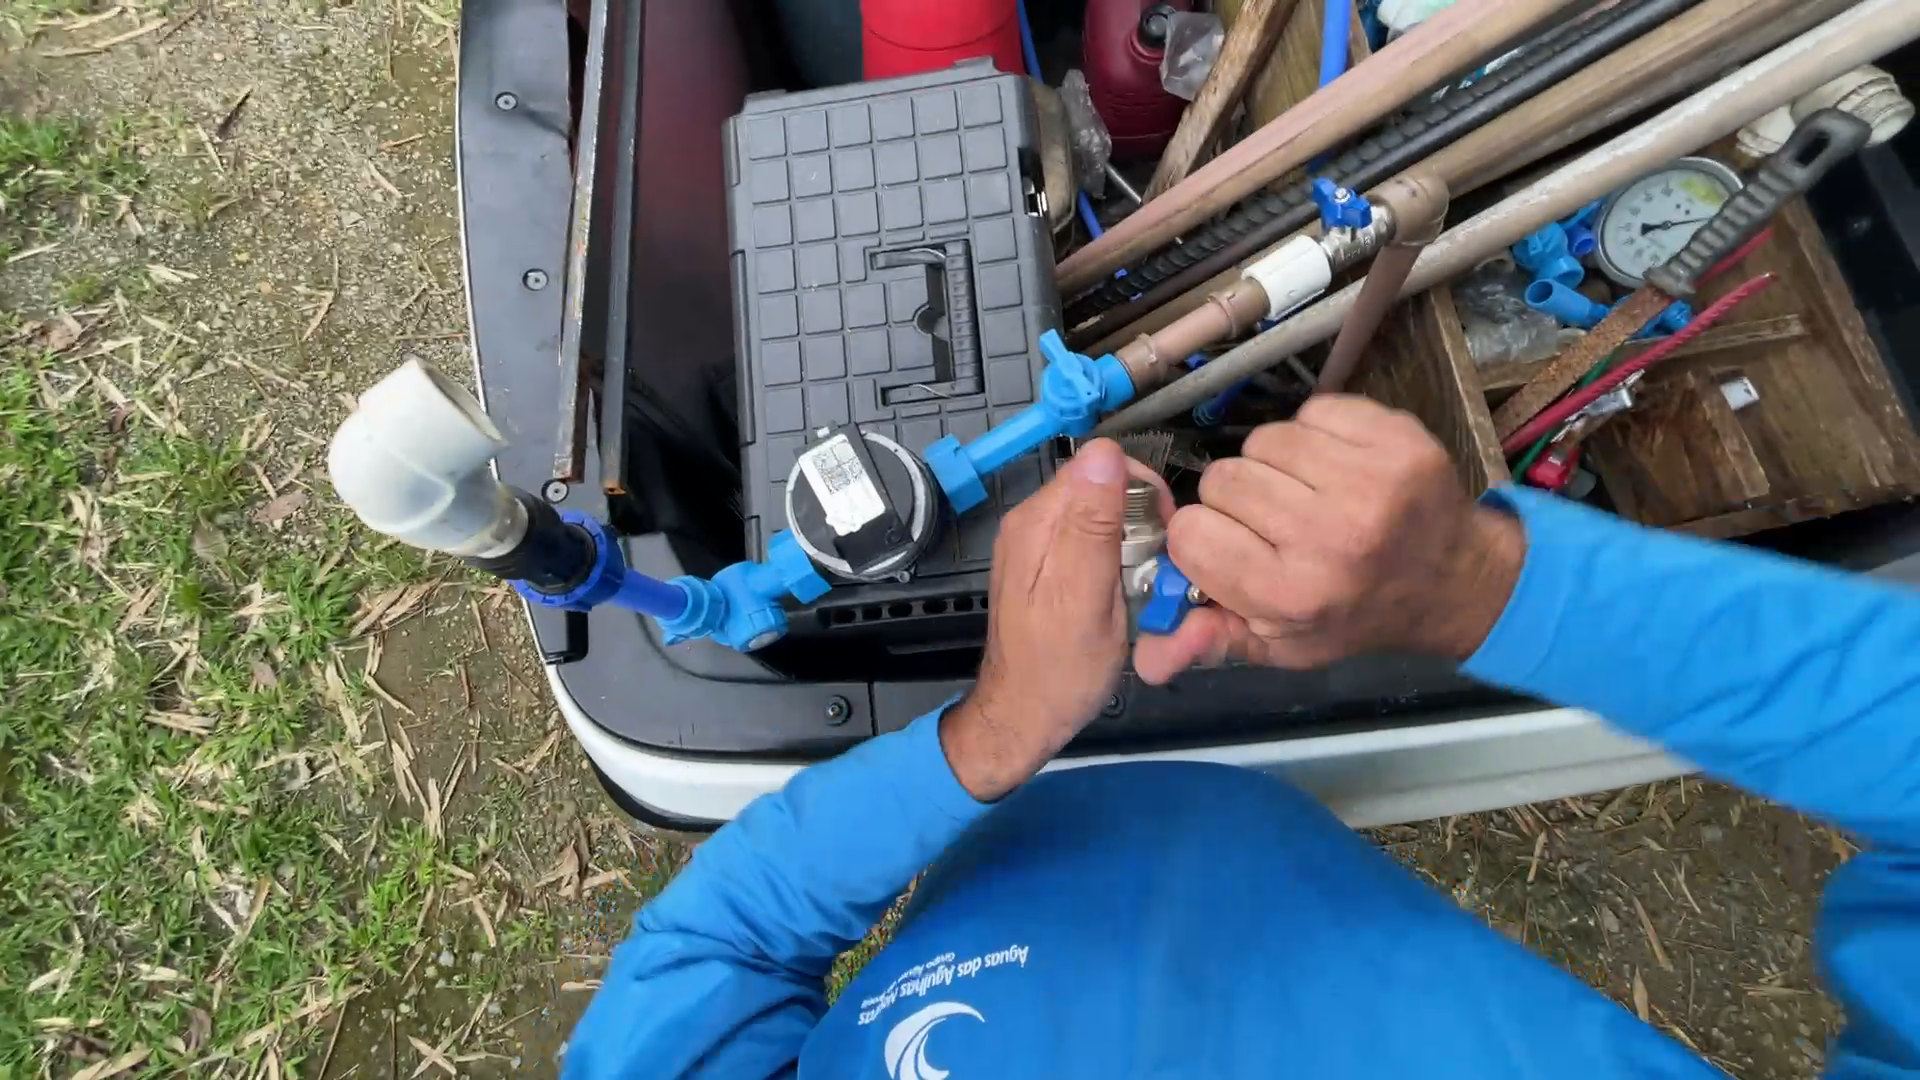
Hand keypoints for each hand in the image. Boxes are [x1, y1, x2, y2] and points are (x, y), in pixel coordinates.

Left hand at [941, 439, 1171, 800]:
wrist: (1024, 716)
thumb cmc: (1060, 667)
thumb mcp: (1085, 594)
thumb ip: (1093, 523)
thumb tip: (1104, 450)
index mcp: (1037, 522)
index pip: (1098, 466)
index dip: (1141, 490)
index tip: (1164, 534)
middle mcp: (1030, 524)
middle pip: (1099, 489)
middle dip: (1139, 518)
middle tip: (1157, 568)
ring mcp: (1035, 547)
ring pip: (1099, 517)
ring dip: (1131, 542)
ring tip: (1144, 584)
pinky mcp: (1045, 569)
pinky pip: (1089, 543)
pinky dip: (1115, 560)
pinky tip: (1124, 591)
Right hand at [1133, 396, 1524, 682]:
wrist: (1455, 582)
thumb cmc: (1353, 616)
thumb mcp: (1280, 649)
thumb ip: (1212, 642)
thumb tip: (1149, 649)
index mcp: (1291, 593)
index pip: (1190, 533)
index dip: (1200, 537)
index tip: (1228, 546)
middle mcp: (1329, 535)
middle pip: (1221, 479)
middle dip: (1234, 498)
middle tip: (1270, 520)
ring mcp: (1369, 481)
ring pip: (1262, 440)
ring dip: (1271, 464)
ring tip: (1302, 492)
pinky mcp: (1397, 437)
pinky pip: (1311, 411)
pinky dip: (1312, 434)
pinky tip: (1333, 466)